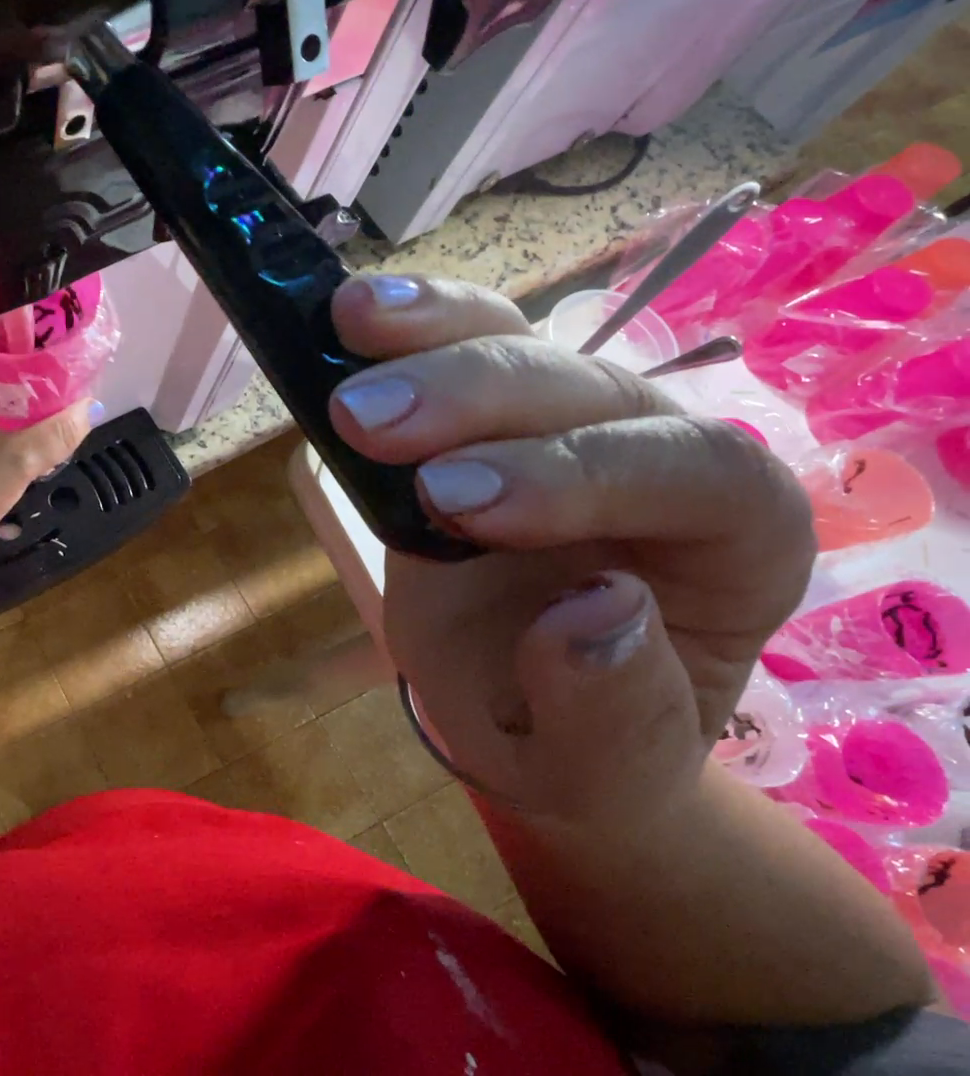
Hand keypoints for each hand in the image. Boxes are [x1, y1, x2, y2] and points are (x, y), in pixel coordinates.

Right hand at [327, 275, 815, 824]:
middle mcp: (665, 457)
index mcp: (736, 542)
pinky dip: (408, 324)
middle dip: (475, 397)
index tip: (451, 501)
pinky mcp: (487, 414)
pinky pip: (464, 343)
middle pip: (590, 388)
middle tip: (365, 420)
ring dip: (434, 333)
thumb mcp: (597, 771)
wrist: (520, 709)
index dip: (574, 474)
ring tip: (348, 327)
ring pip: (525, 340)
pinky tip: (349, 313)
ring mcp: (571, 422)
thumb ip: (614, 712)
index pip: (690, 475)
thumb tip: (598, 607)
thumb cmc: (569, 740)